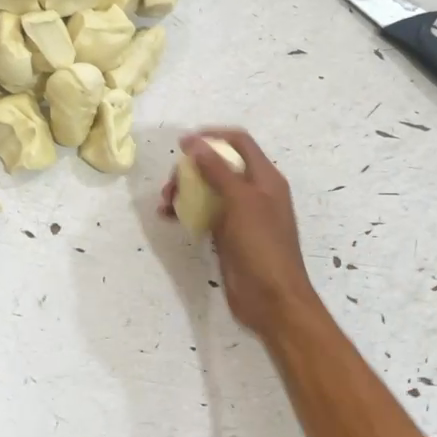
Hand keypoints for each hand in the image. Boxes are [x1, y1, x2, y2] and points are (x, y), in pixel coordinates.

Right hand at [162, 129, 321, 337]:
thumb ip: (218, 170)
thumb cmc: (262, 246)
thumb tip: (195, 143)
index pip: (239, 143)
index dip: (212, 137)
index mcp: (265, 179)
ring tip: (164, 203)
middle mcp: (254, 193)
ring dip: (184, 191)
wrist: (271, 298)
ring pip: (208, 191)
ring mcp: (240, 216)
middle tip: (170, 182)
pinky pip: (204, 215)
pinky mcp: (227, 237)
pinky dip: (186, 212)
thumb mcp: (241, 201)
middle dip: (191, 168)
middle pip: (219, 166)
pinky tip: (168, 218)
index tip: (182, 144)